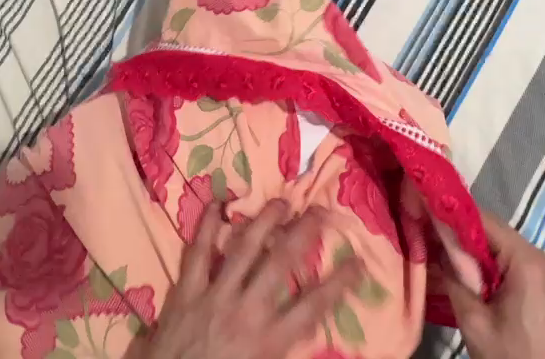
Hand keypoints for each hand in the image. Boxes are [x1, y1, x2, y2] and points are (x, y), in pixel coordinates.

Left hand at [134, 199, 363, 358]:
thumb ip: (284, 350)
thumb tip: (309, 338)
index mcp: (268, 341)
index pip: (313, 307)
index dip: (338, 283)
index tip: (358, 261)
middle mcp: (245, 311)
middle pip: (281, 262)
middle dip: (302, 233)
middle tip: (319, 210)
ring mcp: (214, 295)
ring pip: (244, 248)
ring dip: (264, 221)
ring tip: (281, 200)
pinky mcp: (186, 291)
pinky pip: (198, 251)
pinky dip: (208, 225)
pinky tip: (218, 202)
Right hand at [440, 209, 544, 358]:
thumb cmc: (516, 357)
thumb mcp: (476, 323)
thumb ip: (454, 279)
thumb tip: (435, 248)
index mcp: (525, 258)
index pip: (481, 218)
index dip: (450, 217)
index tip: (423, 219)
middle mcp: (539, 255)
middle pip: (491, 231)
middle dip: (459, 237)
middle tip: (429, 243)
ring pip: (500, 247)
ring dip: (473, 254)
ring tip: (444, 261)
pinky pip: (512, 263)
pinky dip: (490, 266)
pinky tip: (470, 279)